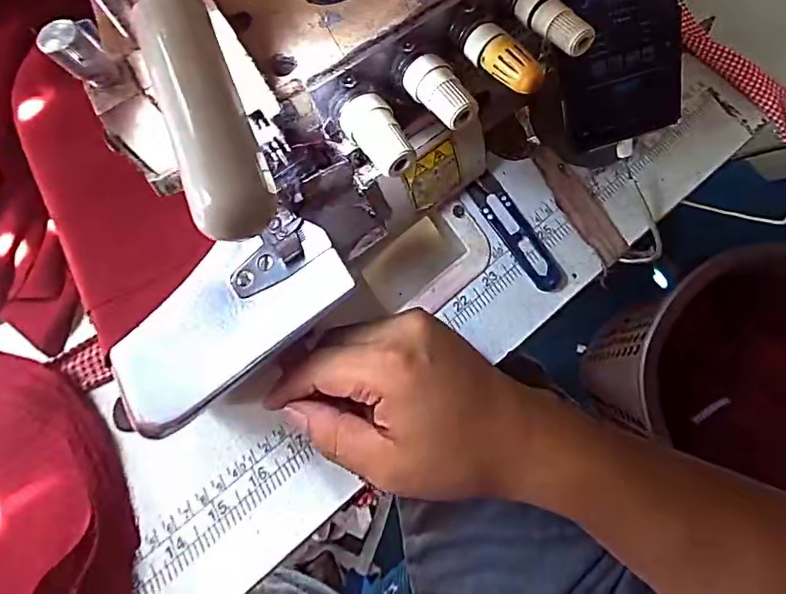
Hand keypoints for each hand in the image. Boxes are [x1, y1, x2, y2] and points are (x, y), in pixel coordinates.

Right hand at [264, 310, 552, 499]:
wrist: (514, 434)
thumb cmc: (456, 455)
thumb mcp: (385, 464)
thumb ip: (332, 433)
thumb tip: (297, 409)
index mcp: (390, 362)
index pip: (320, 363)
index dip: (290, 383)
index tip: (271, 401)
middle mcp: (401, 328)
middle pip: (334, 341)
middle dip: (308, 370)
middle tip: (292, 403)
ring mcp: (414, 320)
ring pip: (351, 333)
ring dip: (332, 360)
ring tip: (323, 398)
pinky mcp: (423, 321)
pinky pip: (373, 331)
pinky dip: (356, 353)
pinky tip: (356, 383)